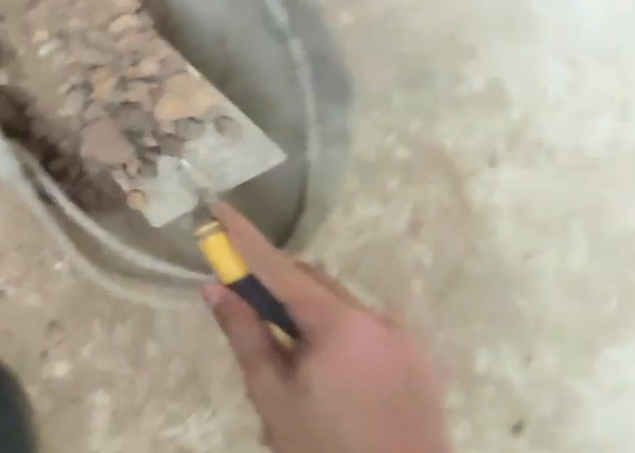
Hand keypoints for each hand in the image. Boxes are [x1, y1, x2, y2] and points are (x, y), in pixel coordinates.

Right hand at [202, 202, 449, 452]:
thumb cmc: (326, 447)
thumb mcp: (272, 394)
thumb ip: (244, 334)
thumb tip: (214, 288)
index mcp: (342, 325)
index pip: (278, 267)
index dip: (242, 236)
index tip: (216, 206)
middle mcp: (379, 322)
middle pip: (311, 280)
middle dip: (271, 278)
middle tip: (235, 291)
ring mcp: (406, 344)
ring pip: (338, 302)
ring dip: (302, 304)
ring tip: (276, 336)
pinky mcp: (420, 366)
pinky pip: (363, 326)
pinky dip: (331, 325)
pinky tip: (315, 356)